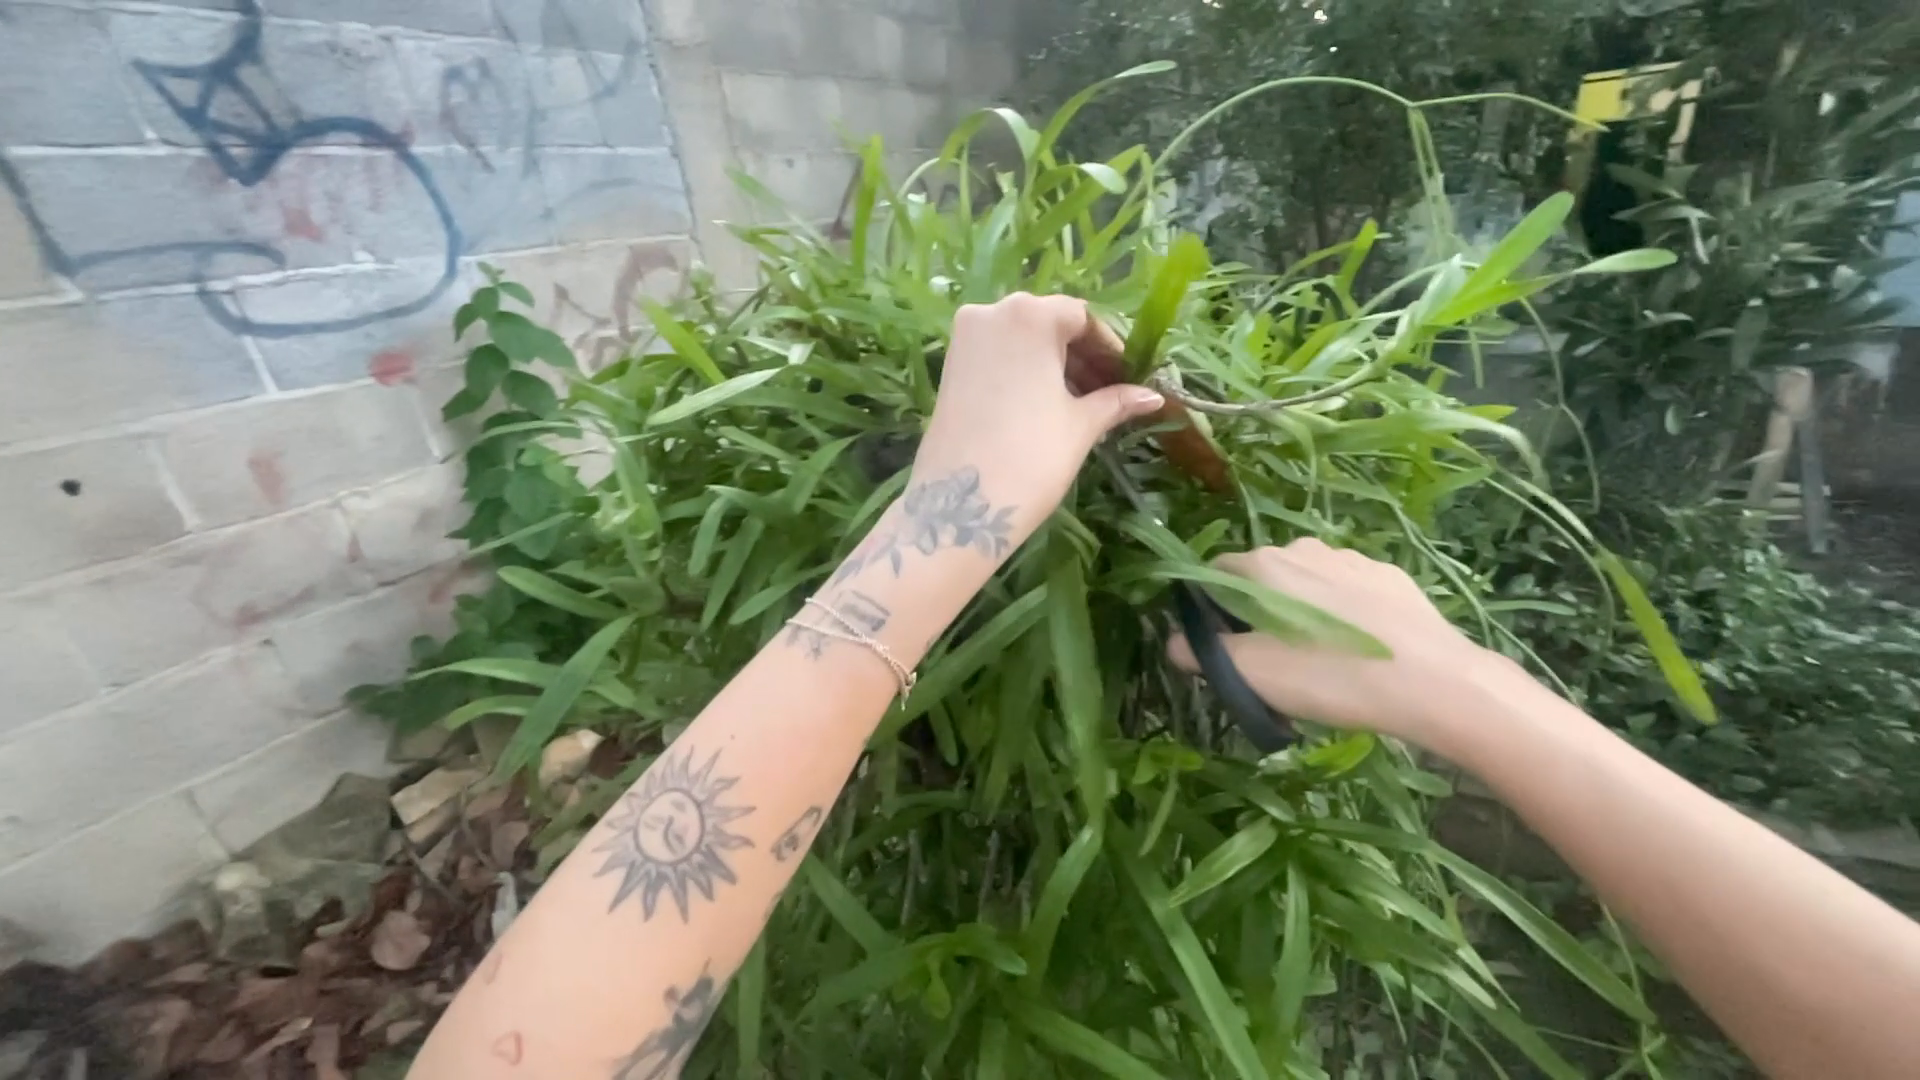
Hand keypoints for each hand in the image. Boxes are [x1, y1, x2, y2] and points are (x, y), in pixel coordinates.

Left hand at [911, 294, 1164, 533]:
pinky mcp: (950, 368)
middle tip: (1111, 392)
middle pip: (1050, 325)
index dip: (1110, 348)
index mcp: (1029, 315)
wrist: (962, 506)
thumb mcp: (1081, 426)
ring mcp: (965, 339)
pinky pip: (999, 356)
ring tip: (1084, 404)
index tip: (1130, 377)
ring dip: (1055, 366)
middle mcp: (991, 313)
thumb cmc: (1031, 458)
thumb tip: (1152, 396)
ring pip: (1023, 341)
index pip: (1082, 318)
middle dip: (1083, 356)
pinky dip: (1026, 373)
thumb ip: (1116, 401)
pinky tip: (1048, 405)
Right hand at [1169, 540, 1506, 746]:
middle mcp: (1302, 547)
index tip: (1226, 650)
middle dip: (1256, 613)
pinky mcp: (1390, 575)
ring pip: (1305, 583)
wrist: (1436, 683)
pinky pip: (1346, 590)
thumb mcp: (1251, 674)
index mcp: (1262, 564)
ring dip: (1299, 611)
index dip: (1211, 613)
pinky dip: (1340, 612)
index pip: (1213, 575)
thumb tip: (1176, 643)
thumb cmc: (1329, 675)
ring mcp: (1351, 558)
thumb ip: (1202, 655)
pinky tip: (1358, 651)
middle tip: (1271, 661)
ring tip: (1319, 660)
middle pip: (1260, 578)